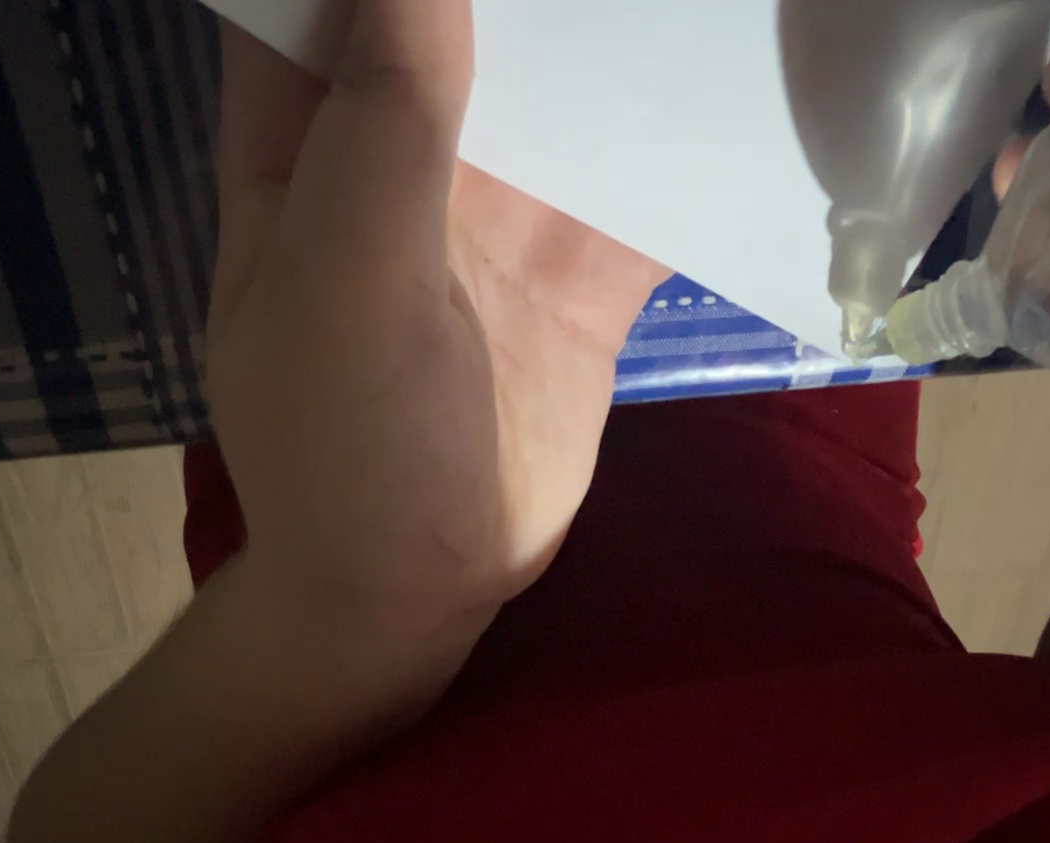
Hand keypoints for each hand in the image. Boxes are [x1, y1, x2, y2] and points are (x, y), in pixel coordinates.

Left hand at [208, 2, 668, 641]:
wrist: (423, 580)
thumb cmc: (351, 449)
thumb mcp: (349, 284)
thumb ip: (385, 127)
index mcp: (305, 150)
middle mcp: (402, 167)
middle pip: (466, 28)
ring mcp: (500, 222)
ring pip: (563, 99)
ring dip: (619, 40)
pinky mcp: (576, 280)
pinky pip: (632, 191)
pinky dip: (679, 143)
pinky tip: (744, 84)